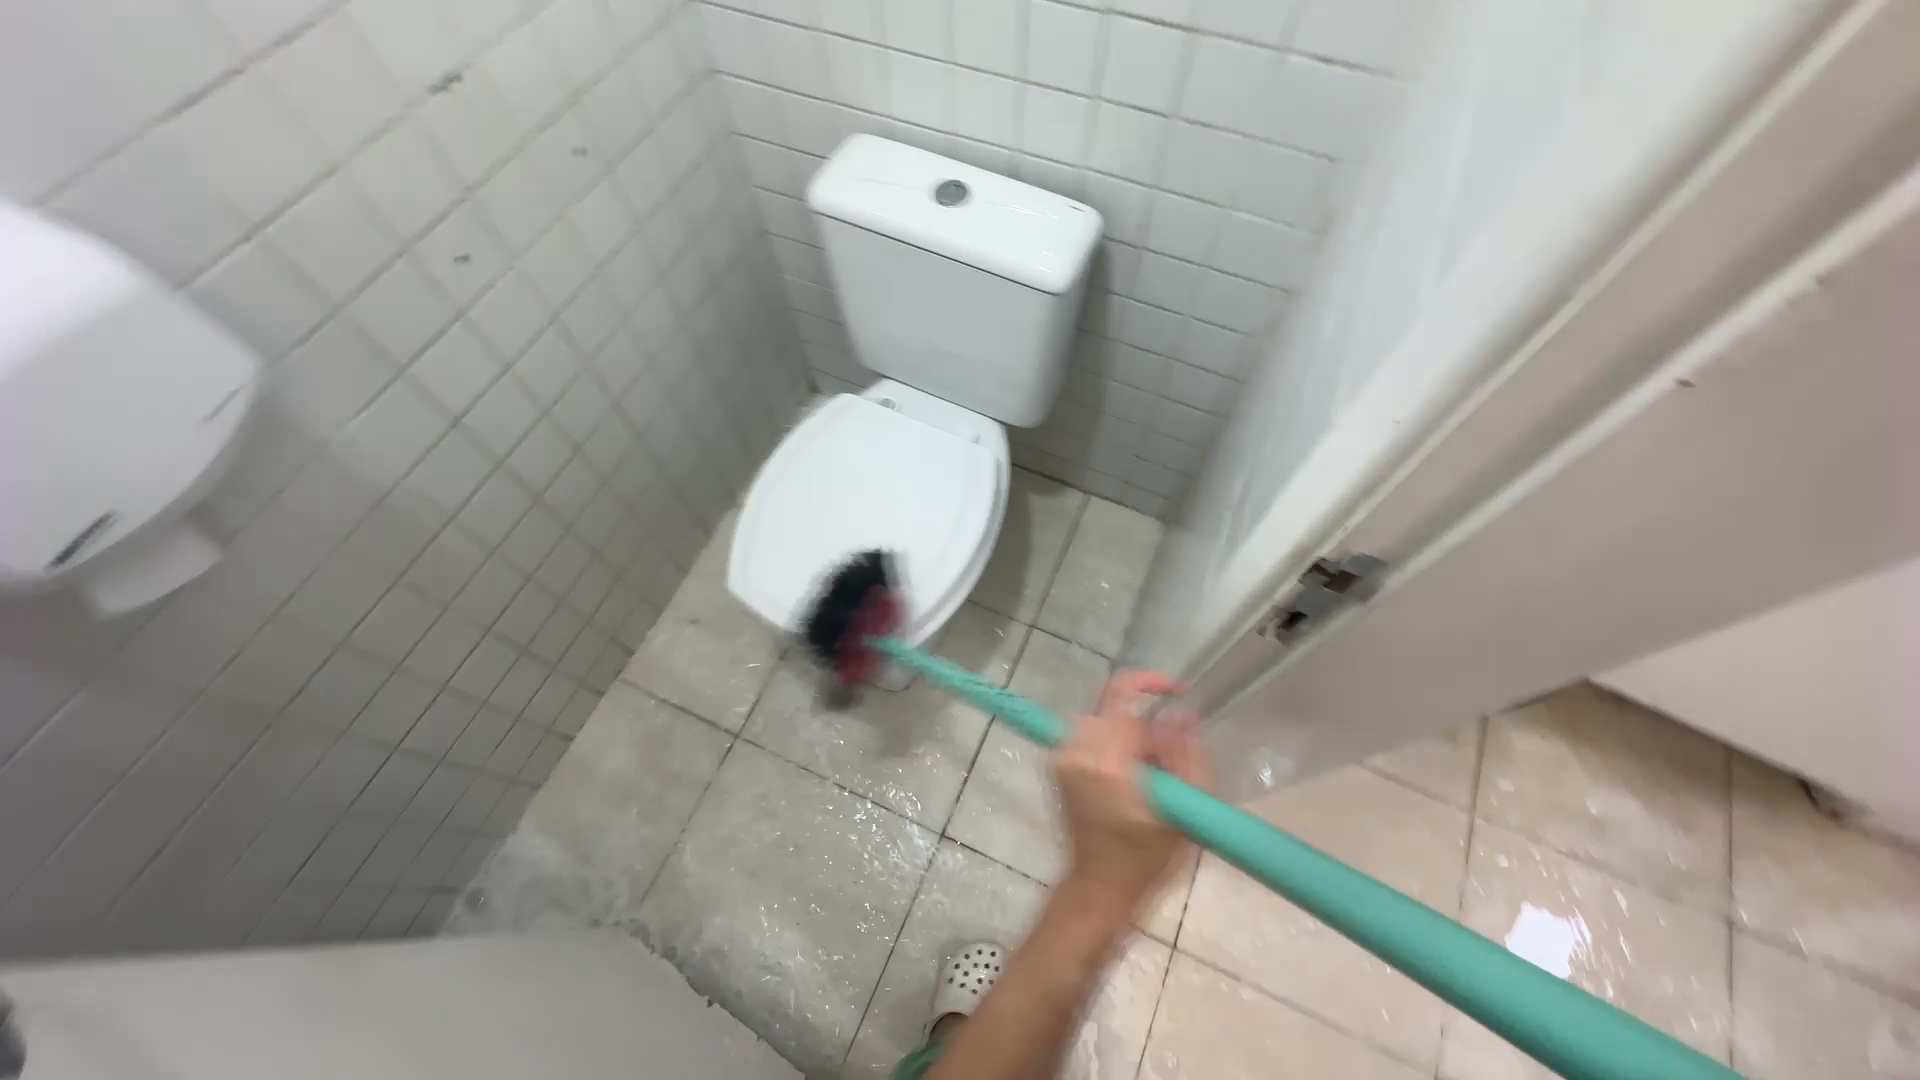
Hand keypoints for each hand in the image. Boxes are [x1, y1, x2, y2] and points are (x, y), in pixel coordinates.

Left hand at [1051, 672, 1209, 910]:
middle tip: (1171, 759)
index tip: (1179, 693)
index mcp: (1105, 761)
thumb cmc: (1144, 859)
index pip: (1119, 693)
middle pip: (1115, 709)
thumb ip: (1187, 757)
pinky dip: (1116, 747)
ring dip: (1132, 737)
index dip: (1150, 682)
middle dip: (1147, 726)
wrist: (1099, 888)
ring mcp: (1063, 758)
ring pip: (1104, 722)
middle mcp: (1076, 752)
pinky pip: (1092, 737)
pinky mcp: (1060, 767)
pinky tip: (1134, 779)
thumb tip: (1182, 715)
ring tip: (1154, 774)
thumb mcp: (1183, 812)